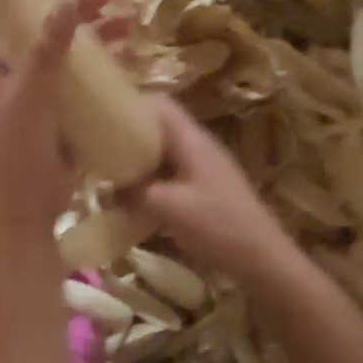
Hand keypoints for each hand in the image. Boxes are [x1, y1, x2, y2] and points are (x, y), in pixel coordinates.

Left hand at [0, 0, 114, 240]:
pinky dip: (104, 68)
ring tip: (130, 24)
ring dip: (96, 36)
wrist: (26, 211)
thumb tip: (68, 0)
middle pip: (41, 27)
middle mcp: (11, 74)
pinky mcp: (60, 116)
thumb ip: (48, 48)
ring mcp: (37, 96)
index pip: (0, 10)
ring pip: (67, 53)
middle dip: (74, 8)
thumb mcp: (31, 96)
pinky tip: (131, 59)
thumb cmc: (18, 152)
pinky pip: (83, 82)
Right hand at [119, 98, 294, 279]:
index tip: (102, 120)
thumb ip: (134, 193)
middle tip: (100, 151)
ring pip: (165, 152)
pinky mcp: (207, 188)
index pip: (160, 104)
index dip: (131, 105)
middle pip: (160, 127)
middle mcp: (198, 146)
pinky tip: (136, 200)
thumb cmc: (217, 226)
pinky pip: (172, 174)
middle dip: (130, 136)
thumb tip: (107, 190)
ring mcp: (205, 167)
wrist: (262, 257)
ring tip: (111, 175)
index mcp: (191, 140)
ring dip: (140, 162)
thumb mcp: (169, 208)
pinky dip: (152, 181)